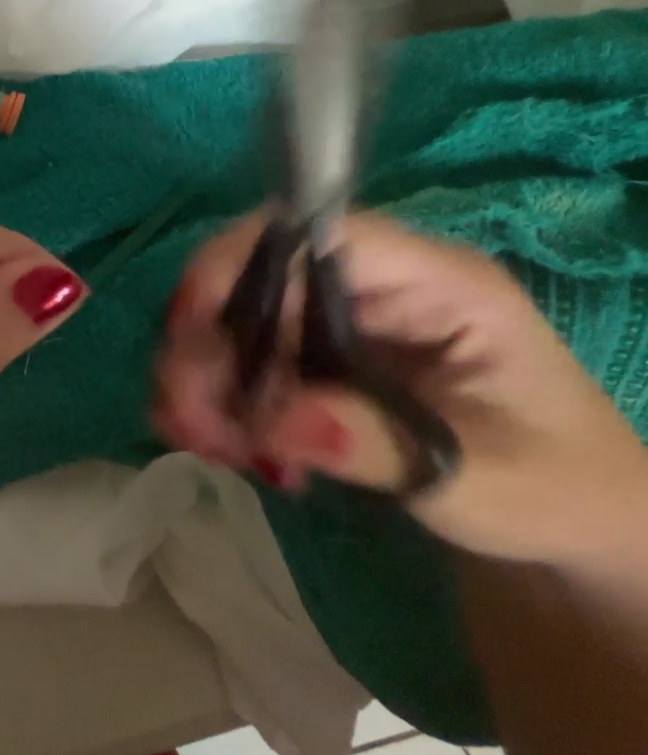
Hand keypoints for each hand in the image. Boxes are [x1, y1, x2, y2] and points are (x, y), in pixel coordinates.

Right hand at [155, 211, 647, 568]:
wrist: (567, 518)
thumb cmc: (555, 490)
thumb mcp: (485, 480)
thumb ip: (380, 445)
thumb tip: (277, 421)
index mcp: (433, 285)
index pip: (316, 236)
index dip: (236, 264)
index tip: (187, 329)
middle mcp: (367, 289)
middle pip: (247, 284)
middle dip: (203, 352)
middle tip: (193, 427)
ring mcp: (330, 321)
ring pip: (225, 326)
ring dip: (199, 385)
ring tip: (217, 450)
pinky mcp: (306, 356)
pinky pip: (232, 362)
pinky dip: (212, 403)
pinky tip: (230, 448)